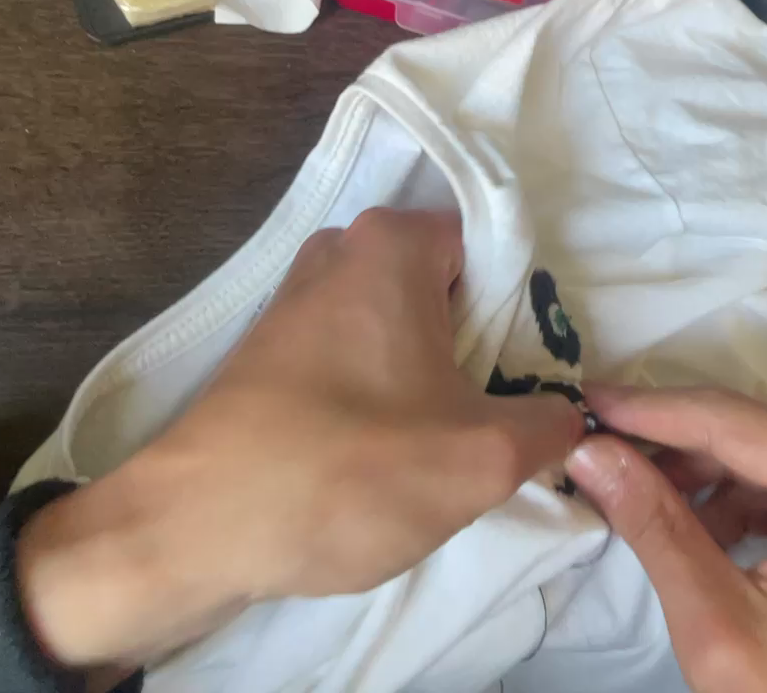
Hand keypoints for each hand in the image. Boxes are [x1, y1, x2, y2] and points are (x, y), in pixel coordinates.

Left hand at [17, 209, 585, 671]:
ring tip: (447, 435)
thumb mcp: (483, 456)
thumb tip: (569, 414)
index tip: (536, 371)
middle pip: (447, 285)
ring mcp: (299, 293)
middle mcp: (341, 247)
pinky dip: (385, 384)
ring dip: (433, 372)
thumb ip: (549, 423)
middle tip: (500, 409)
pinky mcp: (274, 343)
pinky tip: (388, 442)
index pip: (493, 253)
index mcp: (392, 242)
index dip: (526, 312)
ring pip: (402, 321)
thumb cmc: (350, 466)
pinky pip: (357, 347)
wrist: (198, 525)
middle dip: (480, 346)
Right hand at [565, 386, 766, 692]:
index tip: (582, 397)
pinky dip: (743, 497)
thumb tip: (587, 449)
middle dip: (671, 446)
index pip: (733, 422)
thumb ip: (654, 527)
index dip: (647, 408)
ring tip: (641, 499)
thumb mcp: (724, 630)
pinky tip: (699, 528)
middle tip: (597, 451)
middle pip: (754, 433)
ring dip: (702, 473)